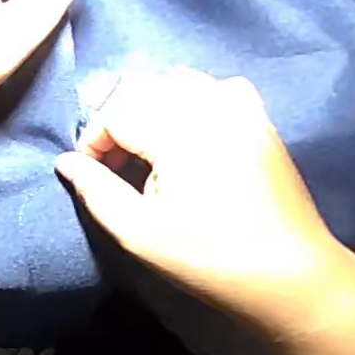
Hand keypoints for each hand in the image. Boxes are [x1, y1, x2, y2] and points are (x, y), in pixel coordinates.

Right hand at [53, 67, 354, 338]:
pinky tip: (184, 136)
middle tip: (113, 163)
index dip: (92, 139)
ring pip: (175, 81)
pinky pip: (209, 87)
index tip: (90, 173)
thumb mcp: (139, 232)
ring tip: (144, 151)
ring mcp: (239, 104)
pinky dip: (185, 102)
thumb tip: (65, 161)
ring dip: (148, 107)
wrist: (288, 273)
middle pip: (142, 86)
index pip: (116, 110)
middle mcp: (209, 102)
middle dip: (117, 118)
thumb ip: (96, 190)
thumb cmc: (207, 257)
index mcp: (179, 129)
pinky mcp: (258, 115)